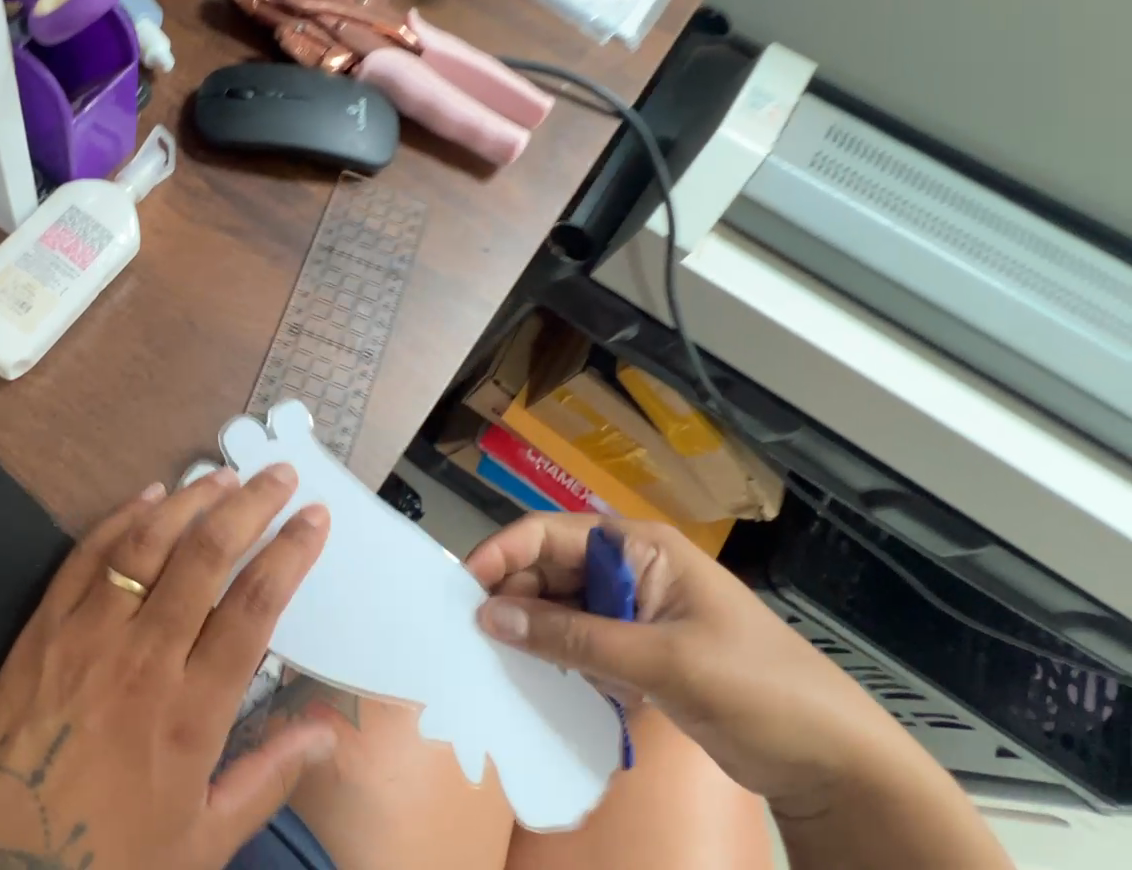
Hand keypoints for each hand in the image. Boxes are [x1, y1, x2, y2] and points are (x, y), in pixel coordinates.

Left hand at [0, 465, 335, 869]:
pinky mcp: (46, 626)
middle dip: (250, 507)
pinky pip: (88, 556)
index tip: (314, 517)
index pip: (254, 608)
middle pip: (206, 559)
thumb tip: (329, 731)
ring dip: (191, 501)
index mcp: (194, 708)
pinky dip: (121, 518)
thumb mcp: (205, 836)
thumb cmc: (116, 849)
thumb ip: (270, 777)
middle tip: (279, 475)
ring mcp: (90, 633)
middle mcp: (146, 657)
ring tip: (223, 475)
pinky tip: (150, 495)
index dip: (290, 554)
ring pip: (147, 545)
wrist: (5, 854)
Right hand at [466, 513, 909, 817]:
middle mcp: (628, 570)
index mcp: (640, 549)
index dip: (501, 553)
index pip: (549, 534)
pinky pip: (573, 642)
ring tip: (491, 659)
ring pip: (555, 608)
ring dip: (526, 629)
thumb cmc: (759, 689)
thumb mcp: (662, 661)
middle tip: (471, 634)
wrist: (835, 763)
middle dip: (508, 596)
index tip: (462, 589)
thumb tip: (489, 617)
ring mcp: (630, 612)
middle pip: (546, 569)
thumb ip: (572, 638)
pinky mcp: (632, 651)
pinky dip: (549, 656)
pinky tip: (530, 679)